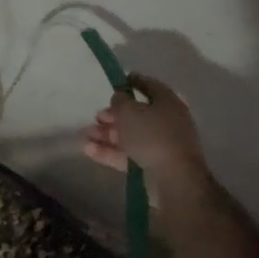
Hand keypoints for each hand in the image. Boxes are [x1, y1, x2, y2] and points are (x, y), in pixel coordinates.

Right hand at [81, 73, 205, 180]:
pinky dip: (109, 151)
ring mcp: (159, 145)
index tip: (117, 80)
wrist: (173, 177)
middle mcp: (166, 122)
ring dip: (106, 134)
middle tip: (96, 116)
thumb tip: (119, 97)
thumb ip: (120, 101)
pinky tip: (88, 150)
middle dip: (113, 115)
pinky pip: (128, 154)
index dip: (133, 81)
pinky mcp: (152, 165)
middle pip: (137, 114)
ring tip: (85, 135)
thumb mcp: (130, 111)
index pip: (150, 86)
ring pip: (129, 135)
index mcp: (167, 103)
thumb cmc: (151, 136)